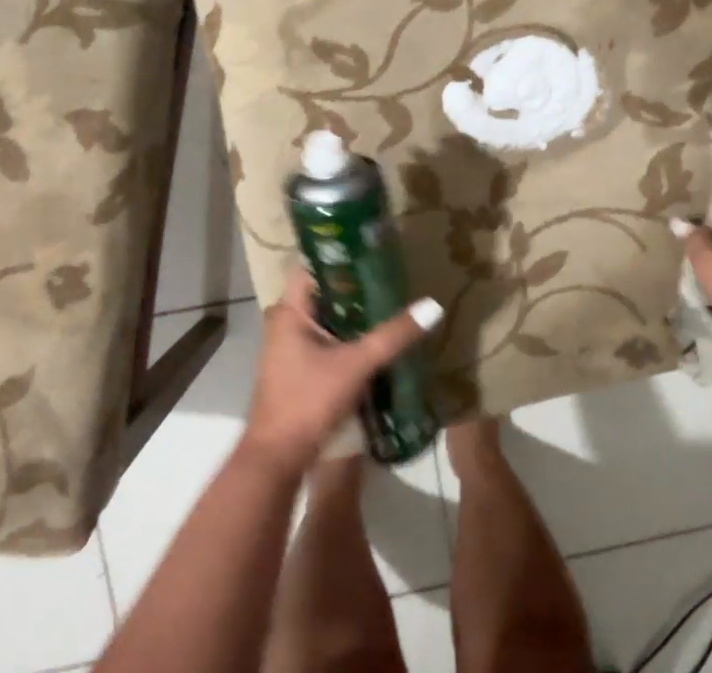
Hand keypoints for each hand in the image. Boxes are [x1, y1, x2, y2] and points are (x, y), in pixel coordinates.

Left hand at [239, 267, 441, 475]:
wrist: (277, 458)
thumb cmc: (308, 401)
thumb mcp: (357, 364)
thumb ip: (394, 336)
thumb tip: (434, 306)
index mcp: (289, 313)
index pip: (312, 268)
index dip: (342, 257)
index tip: (376, 254)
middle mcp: (285, 324)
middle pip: (325, 294)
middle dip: (358, 288)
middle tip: (394, 281)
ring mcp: (290, 348)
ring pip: (328, 320)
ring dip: (356, 316)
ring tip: (393, 306)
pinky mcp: (299, 369)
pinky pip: (328, 341)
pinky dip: (351, 338)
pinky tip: (379, 342)